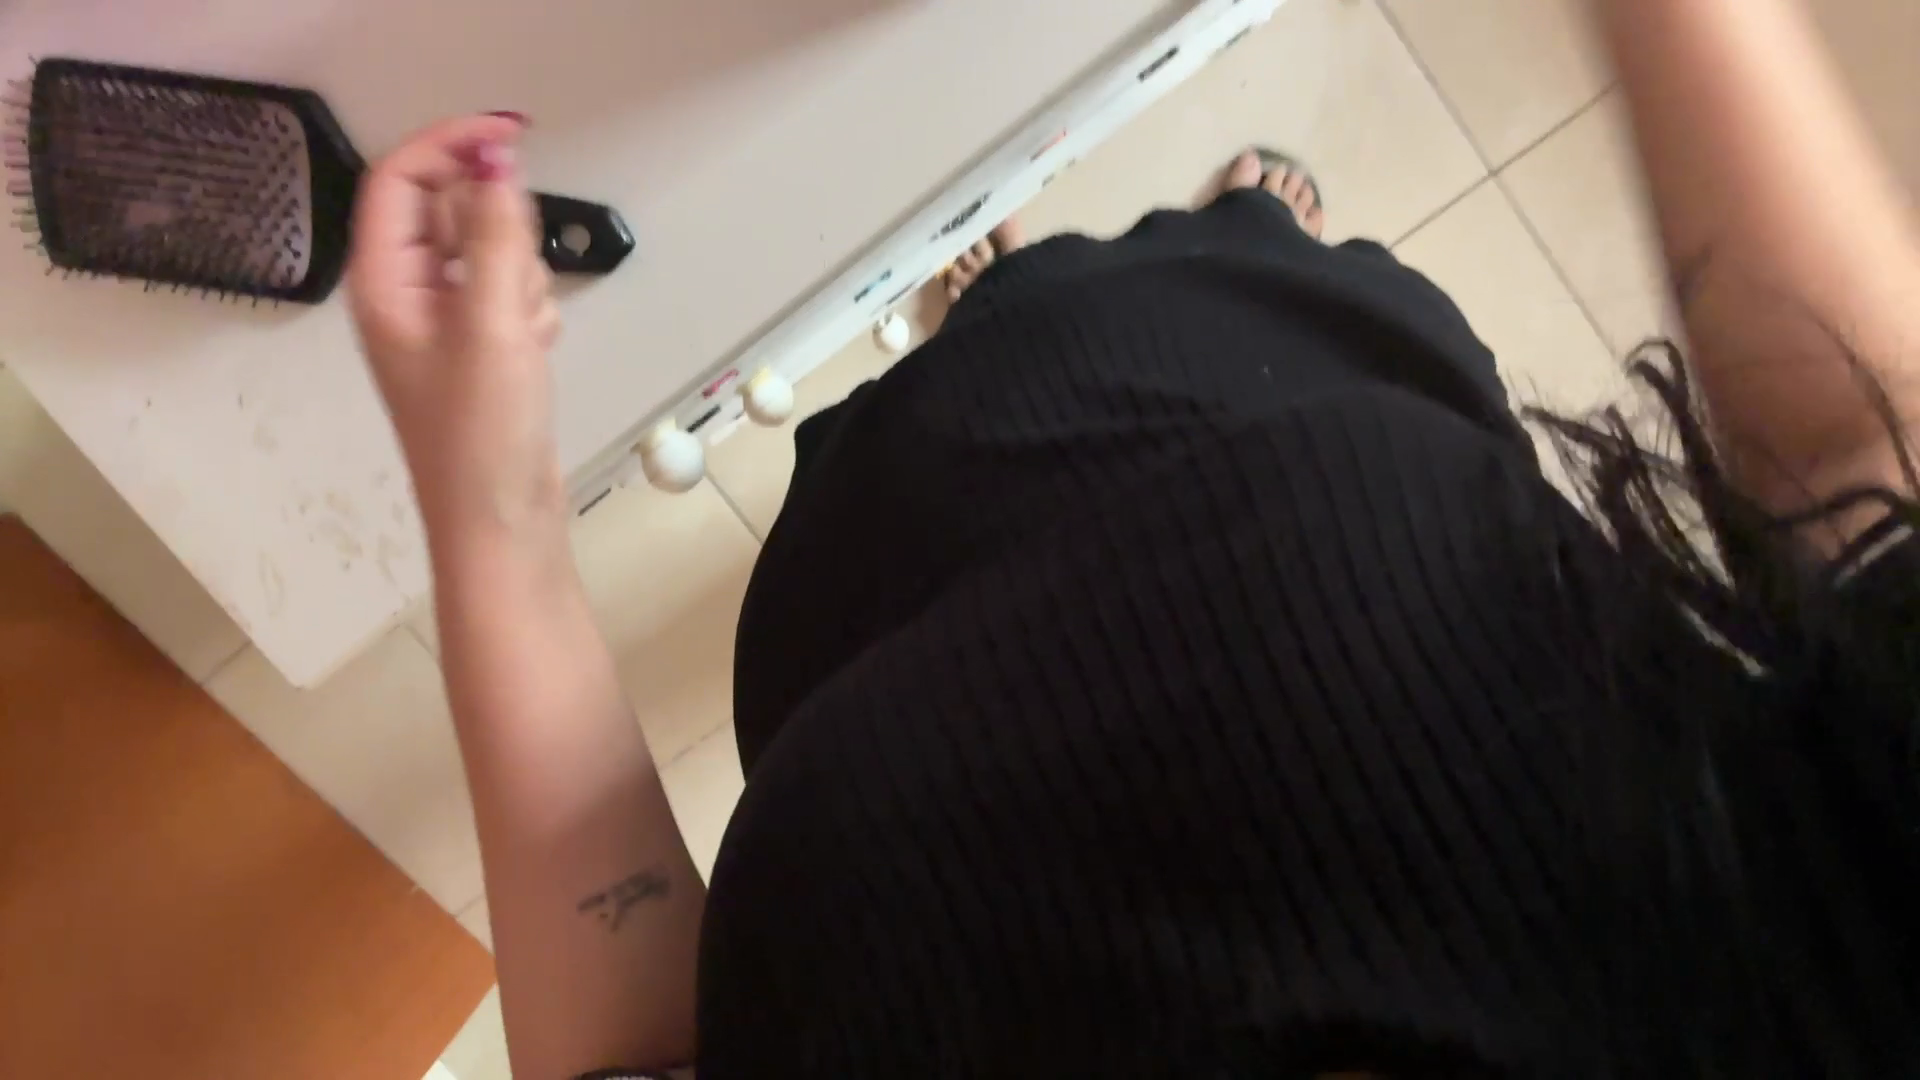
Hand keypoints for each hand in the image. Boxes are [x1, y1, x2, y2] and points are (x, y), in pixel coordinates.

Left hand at [347, 114, 565, 550]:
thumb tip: (496, 158)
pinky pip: (511, 303)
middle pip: (453, 220)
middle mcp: (409, 299)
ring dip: (521, 284)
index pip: (404, 182)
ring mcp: (450, 330)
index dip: (452, 146)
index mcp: (385, 283)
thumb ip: (494, 237)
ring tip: (529, 337)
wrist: (502, 517)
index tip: (513, 136)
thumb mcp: (491, 325)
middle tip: (517, 291)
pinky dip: (531, 315)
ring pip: (491, 264)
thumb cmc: (485, 431)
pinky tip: (539, 351)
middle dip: (499, 240)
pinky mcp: (486, 355)